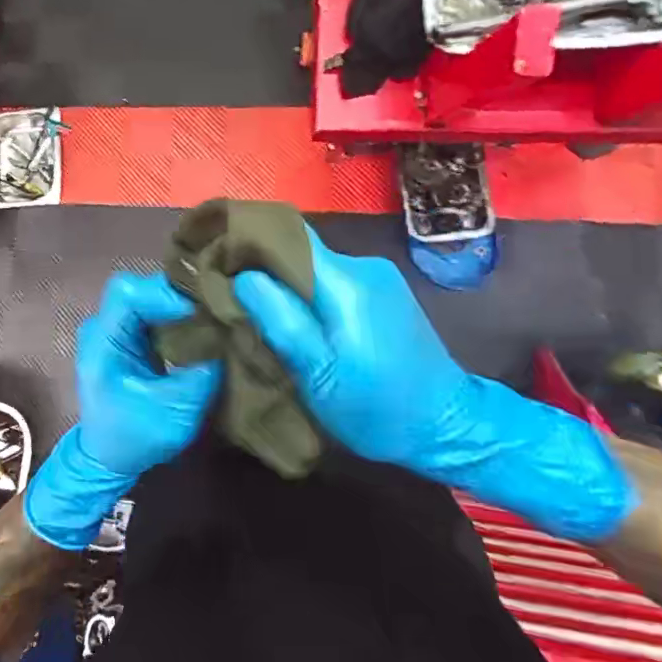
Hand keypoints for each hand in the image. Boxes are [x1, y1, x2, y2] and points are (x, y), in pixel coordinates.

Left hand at [24, 273, 221, 548]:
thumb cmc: (134, 439)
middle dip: (182, 294)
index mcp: (102, 343)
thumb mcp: (174, 414)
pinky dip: (182, 312)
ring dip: (185, 301)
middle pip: (143, 287)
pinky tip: (205, 323)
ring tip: (217, 313)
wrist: (107, 456)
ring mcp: (116, 326)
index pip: (128, 294)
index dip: (167, 294)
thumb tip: (231, 337)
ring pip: (152, 294)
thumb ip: (200, 375)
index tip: (204, 309)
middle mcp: (104, 326)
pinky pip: (157, 308)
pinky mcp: (131, 332)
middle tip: (219, 306)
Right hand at [234, 228, 634, 541]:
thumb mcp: (320, 374)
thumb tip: (243, 276)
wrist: (447, 425)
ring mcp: (377, 279)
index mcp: (347, 282)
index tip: (214, 258)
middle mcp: (363, 267)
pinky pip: (331, 283)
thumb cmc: (379, 408)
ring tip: (255, 315)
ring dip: (283, 287)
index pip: (288, 236)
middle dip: (260, 270)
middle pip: (298, 252)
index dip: (248, 242)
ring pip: (312, 269)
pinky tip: (293, 324)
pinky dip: (306, 297)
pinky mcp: (382, 294)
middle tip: (226, 296)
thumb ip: (281, 320)